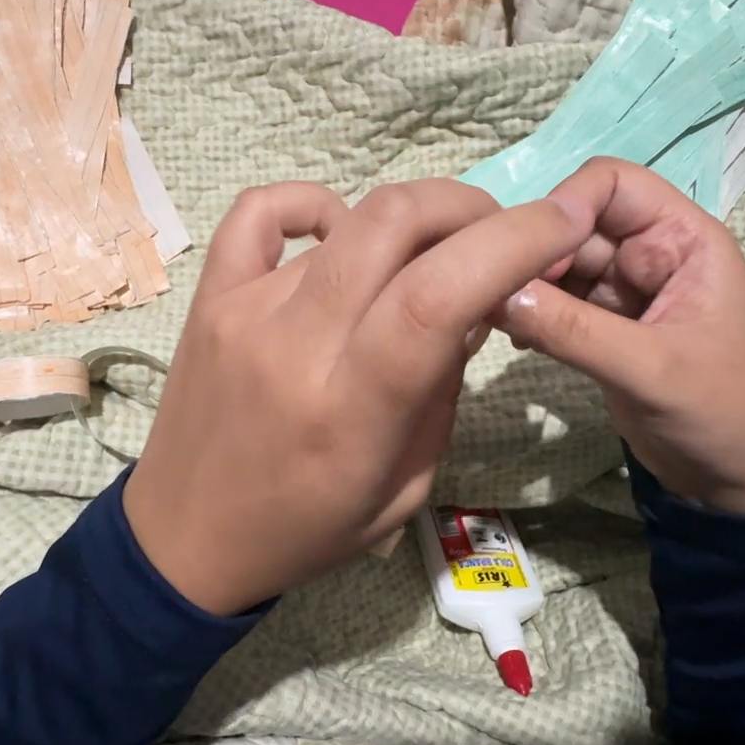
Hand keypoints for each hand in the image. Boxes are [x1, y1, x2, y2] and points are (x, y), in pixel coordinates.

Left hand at [125, 178, 597, 615]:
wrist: (185, 540)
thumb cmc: (305, 531)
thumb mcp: (403, 489)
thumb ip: (442, 394)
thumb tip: (470, 307)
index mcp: (353, 412)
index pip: (440, 295)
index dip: (514, 242)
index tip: (559, 224)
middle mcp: (296, 346)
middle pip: (394, 222)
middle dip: (468, 207)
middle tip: (490, 234)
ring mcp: (243, 312)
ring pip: (346, 219)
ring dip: (408, 224)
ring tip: (419, 259)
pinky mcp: (208, 298)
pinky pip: (260, 211)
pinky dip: (314, 204)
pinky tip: (335, 235)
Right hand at [495, 158, 744, 514]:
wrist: (738, 484)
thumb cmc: (722, 413)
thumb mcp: (651, 369)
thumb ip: (574, 330)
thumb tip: (494, 294)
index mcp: (681, 241)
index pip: (613, 185)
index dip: (567, 204)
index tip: (524, 249)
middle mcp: (649, 256)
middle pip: (575, 226)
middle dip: (535, 254)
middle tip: (494, 295)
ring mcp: (622, 296)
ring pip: (558, 268)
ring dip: (526, 288)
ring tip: (495, 319)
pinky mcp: (601, 331)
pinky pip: (555, 307)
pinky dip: (531, 317)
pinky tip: (512, 338)